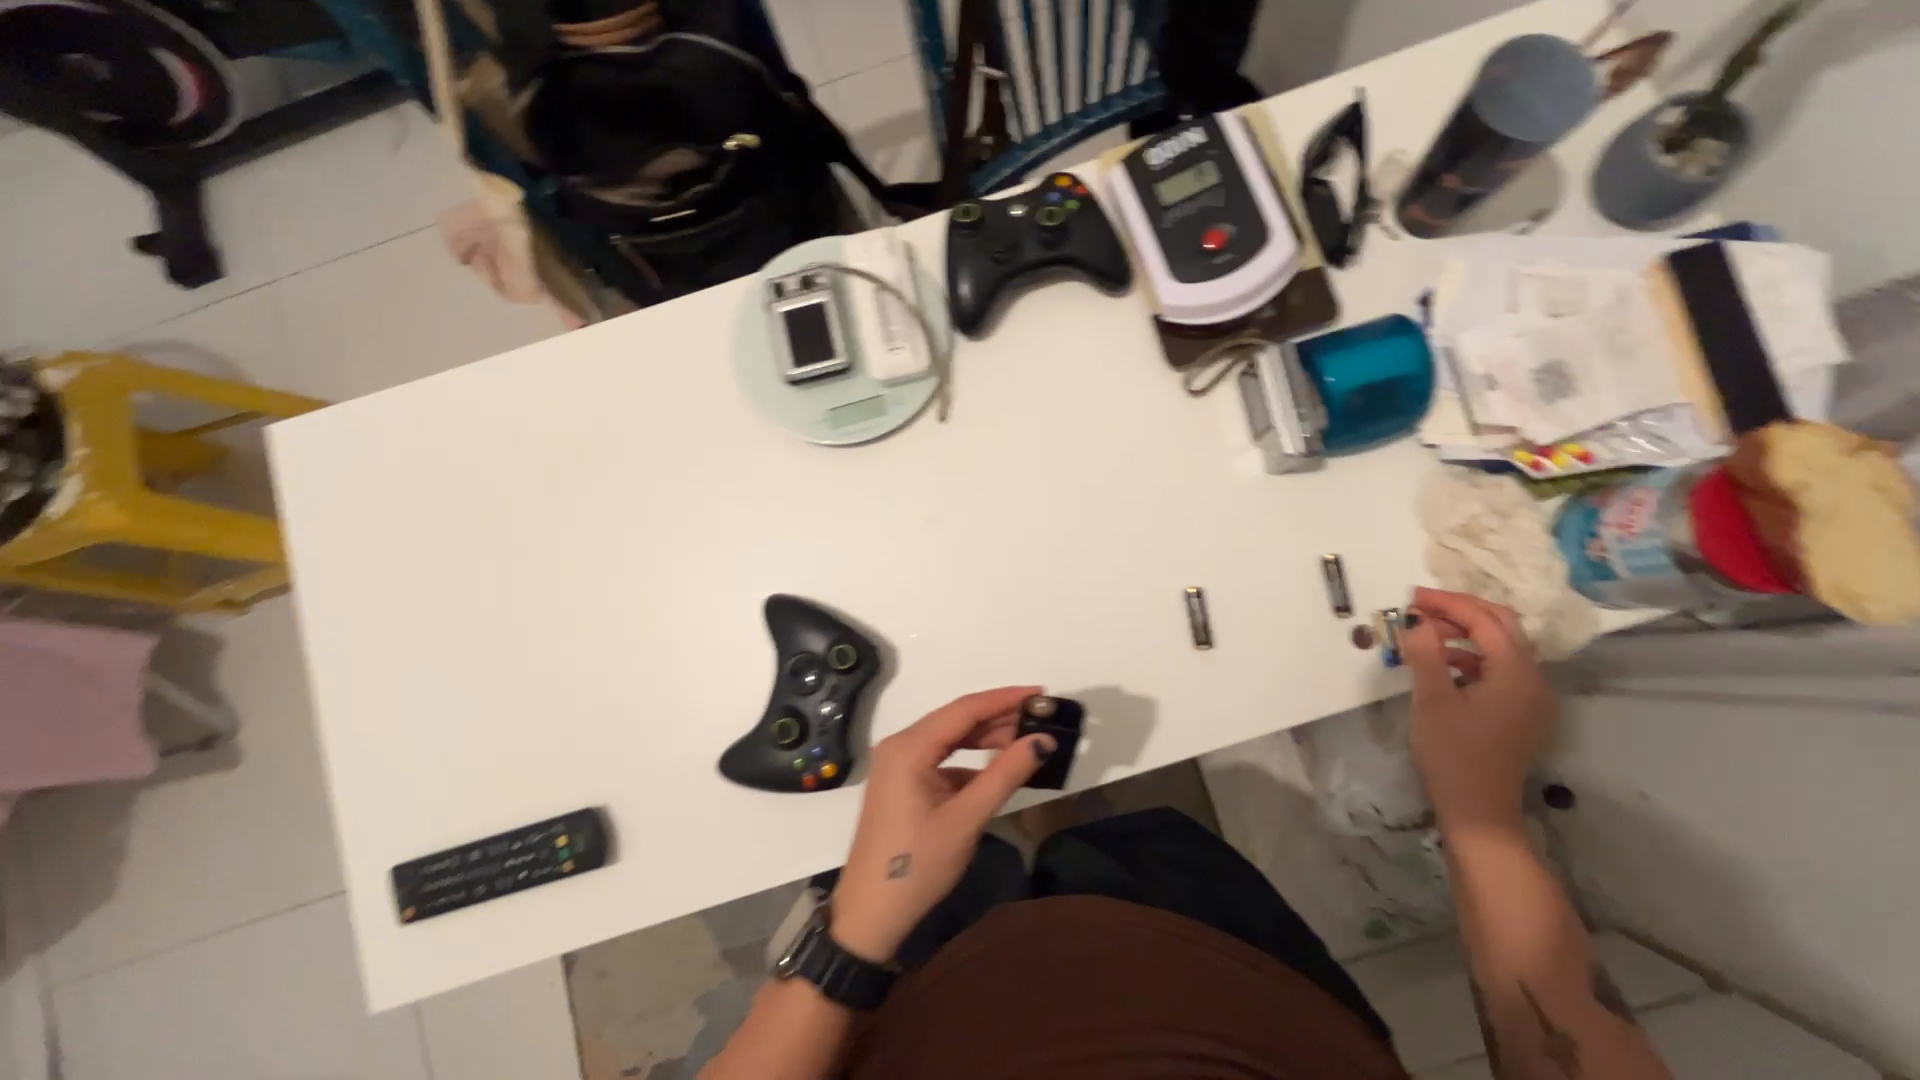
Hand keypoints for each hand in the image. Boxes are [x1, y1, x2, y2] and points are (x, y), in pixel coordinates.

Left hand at [828, 686, 1055, 963]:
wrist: (871, 913)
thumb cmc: (918, 864)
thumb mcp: (967, 818)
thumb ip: (1005, 774)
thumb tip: (1042, 741)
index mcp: (909, 747)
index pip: (964, 709)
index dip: (1004, 699)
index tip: (1040, 694)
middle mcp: (899, 746)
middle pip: (955, 720)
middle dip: (998, 718)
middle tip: (1040, 720)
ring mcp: (898, 766)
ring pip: (949, 739)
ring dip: (985, 739)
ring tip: (1026, 741)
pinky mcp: (902, 784)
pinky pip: (941, 760)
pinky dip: (970, 761)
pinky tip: (997, 771)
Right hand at [1403, 588, 1556, 833]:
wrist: (1478, 811)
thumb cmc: (1453, 755)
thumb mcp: (1432, 701)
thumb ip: (1424, 654)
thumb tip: (1414, 620)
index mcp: (1516, 674)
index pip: (1486, 621)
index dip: (1449, 603)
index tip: (1412, 597)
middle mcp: (1534, 679)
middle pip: (1502, 627)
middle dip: (1461, 611)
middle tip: (1420, 607)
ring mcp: (1532, 698)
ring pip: (1502, 647)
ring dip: (1465, 633)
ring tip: (1425, 635)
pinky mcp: (1522, 712)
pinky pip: (1500, 669)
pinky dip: (1472, 657)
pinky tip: (1443, 665)